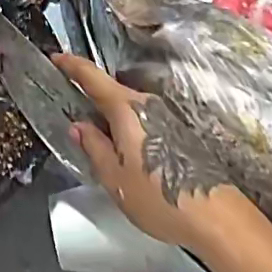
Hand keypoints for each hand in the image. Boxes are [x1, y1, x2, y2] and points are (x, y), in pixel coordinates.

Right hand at [53, 53, 250, 250]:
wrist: (215, 215)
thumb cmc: (160, 197)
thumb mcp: (115, 178)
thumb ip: (94, 147)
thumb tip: (79, 126)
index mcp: (126, 108)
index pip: (93, 77)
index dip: (72, 65)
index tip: (57, 56)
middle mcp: (145, 104)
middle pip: (111, 93)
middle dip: (91, 100)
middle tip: (73, 114)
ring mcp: (163, 115)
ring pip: (127, 109)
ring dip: (110, 120)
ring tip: (99, 145)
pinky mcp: (176, 131)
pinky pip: (142, 121)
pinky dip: (127, 130)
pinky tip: (125, 156)